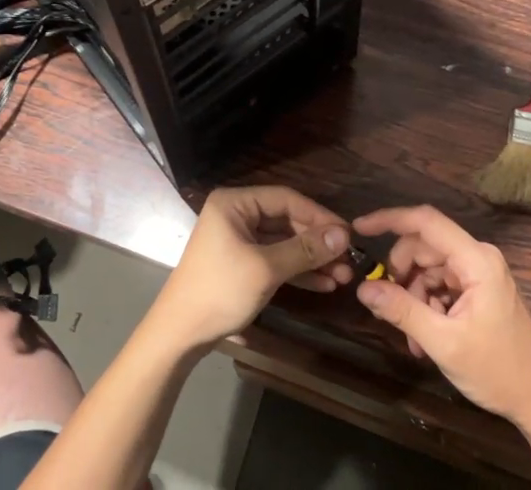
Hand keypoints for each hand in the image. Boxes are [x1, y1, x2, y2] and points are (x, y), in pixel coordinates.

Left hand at [147, 186, 352, 352]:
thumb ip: (304, 250)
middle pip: (286, 221)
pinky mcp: (241, 264)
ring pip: (284, 243)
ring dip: (312, 259)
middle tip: (350, 260)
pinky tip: (324, 284)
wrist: (181, 332)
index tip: (348, 234)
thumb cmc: (220, 291)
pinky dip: (298, 272)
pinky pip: (276, 260)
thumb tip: (343, 235)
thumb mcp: (266, 269)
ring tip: (343, 276)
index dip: (319, 215)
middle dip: (317, 242)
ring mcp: (238, 240)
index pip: (286, 199)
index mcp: (234, 204)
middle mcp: (236, 215)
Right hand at [353, 205, 530, 428]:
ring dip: (413, 295)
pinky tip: (424, 337)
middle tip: (387, 307)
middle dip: (401, 274)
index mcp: (476, 261)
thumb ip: (402, 311)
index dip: (389, 219)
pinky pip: (440, 283)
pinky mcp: (478, 289)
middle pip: (423, 246)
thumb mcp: (443, 342)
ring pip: (428, 267)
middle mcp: (478, 257)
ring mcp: (479, 273)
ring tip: (413, 337)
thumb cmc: (497, 370)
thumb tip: (362, 288)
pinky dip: (426, 304)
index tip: (359, 228)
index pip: (426, 222)